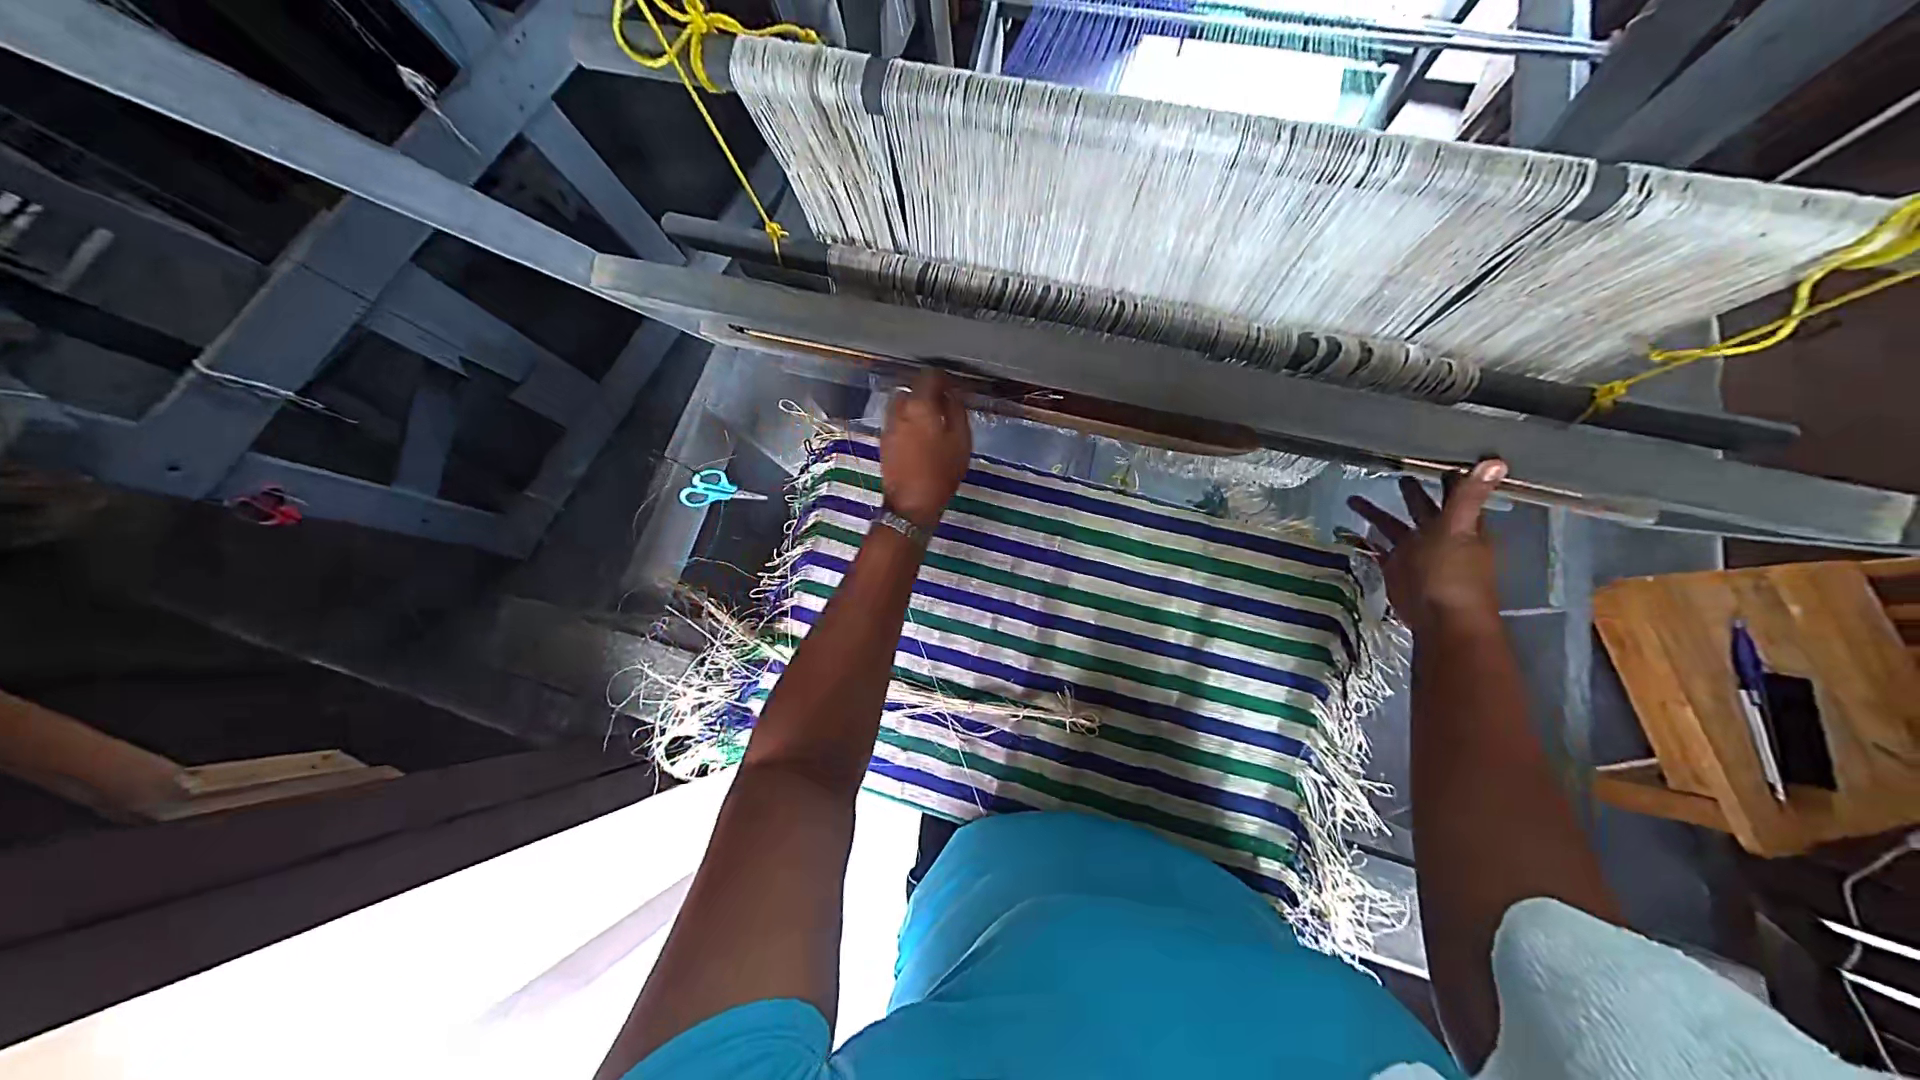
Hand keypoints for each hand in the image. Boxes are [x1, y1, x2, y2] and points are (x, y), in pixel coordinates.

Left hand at [880, 370, 971, 528]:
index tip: (953, 387)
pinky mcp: (884, 440)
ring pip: (902, 404)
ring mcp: (888, 425)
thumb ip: (956, 410)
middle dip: (928, 392)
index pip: (929, 376)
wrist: (911, 502)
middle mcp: (899, 410)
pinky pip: (897, 420)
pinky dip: (908, 420)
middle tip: (944, 404)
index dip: (944, 378)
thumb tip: (950, 395)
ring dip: (916, 406)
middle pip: (913, 388)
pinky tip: (920, 435)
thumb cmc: (941, 471)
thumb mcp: (961, 440)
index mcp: (919, 405)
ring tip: (932, 420)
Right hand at [1347, 460, 1506, 632]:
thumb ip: (1469, 496)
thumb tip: (1496, 460)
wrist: (1441, 618)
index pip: (1456, 496)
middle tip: (1401, 473)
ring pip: (1394, 528)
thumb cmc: (1453, 572)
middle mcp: (1438, 537)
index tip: (1440, 460)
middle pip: (1423, 510)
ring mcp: (1415, 554)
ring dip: (1377, 514)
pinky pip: (1381, 550)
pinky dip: (1369, 541)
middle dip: (1412, 493)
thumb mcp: (1458, 528)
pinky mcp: (1396, 569)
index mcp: (1459, 525)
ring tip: (1354, 498)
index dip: (1449, 479)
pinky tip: (1354, 531)